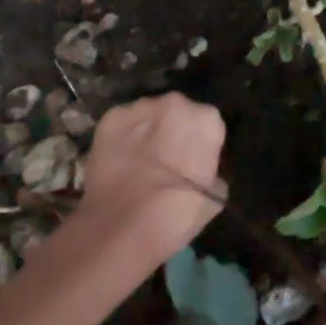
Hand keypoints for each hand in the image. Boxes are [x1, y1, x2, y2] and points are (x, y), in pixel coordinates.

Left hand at [77, 92, 225, 263]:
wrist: (127, 221)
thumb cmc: (179, 212)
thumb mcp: (214, 197)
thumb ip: (212, 174)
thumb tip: (204, 174)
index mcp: (207, 119)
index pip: (207, 126)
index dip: (199, 144)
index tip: (192, 163)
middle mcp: (176, 103)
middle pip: (177, 112)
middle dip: (173, 130)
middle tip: (166, 160)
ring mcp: (141, 107)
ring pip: (147, 115)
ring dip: (146, 131)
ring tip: (138, 161)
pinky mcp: (111, 117)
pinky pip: (120, 124)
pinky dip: (120, 138)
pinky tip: (117, 161)